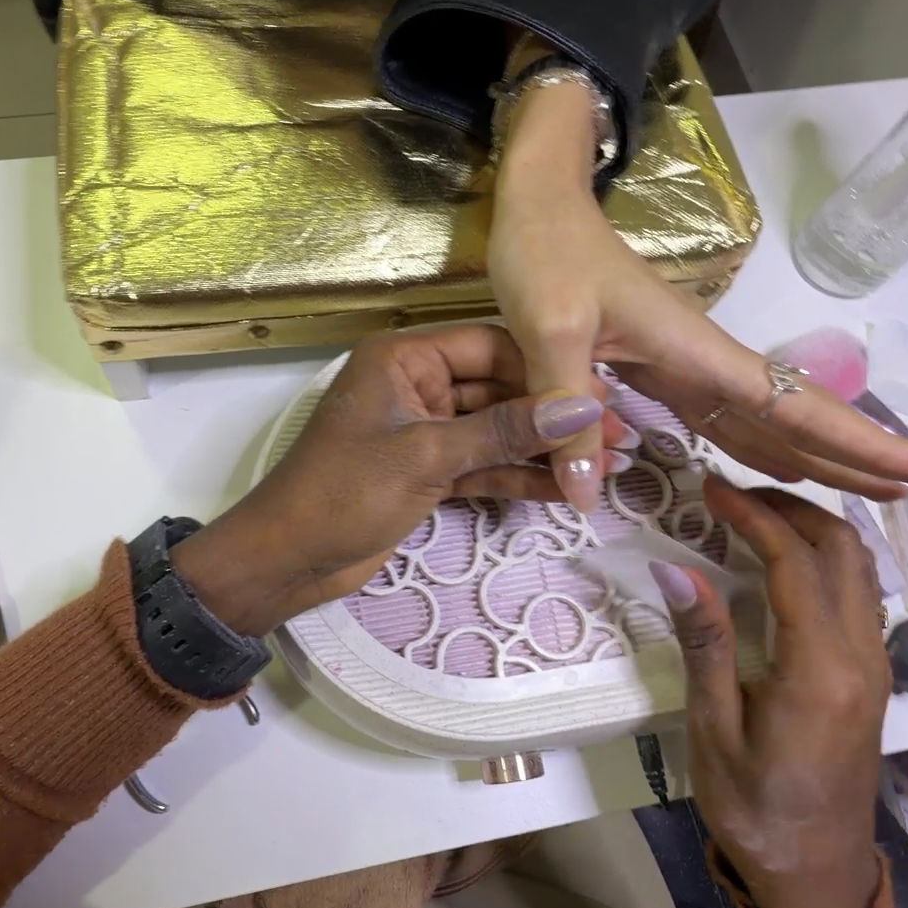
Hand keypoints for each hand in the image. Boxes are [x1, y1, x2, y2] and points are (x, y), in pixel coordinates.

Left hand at [171, 325, 600, 636]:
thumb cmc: (345, 493)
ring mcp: (423, 431)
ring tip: (609, 464)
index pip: (490, 347)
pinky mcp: (427, 472)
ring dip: (543, 451)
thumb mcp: (427, 456)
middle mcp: (415, 385)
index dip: (546, 371)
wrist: (290, 559)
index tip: (604, 391)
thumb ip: (504, 431)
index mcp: (404, 358)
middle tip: (618, 434)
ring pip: (494, 432)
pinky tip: (564, 490)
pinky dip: (516, 477)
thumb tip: (582, 409)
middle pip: (498, 391)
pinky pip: (480, 465)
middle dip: (553, 417)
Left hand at [488, 77, 907, 509]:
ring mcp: (689, 366)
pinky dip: (762, 447)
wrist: (539, 207)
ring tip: (881, 494)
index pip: (809, 409)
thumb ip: (566, 409)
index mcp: (702, 354)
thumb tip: (588, 499)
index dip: (880, 447)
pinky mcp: (662, 369)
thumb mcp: (549, 330)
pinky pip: (725, 418)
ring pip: (770, 422)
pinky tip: (779, 466)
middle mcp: (710, 362)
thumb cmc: (546, 255)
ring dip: (826, 457)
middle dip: (872, 457)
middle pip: (806, 419)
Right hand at [649, 479, 888, 907]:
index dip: (753, 515)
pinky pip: (857, 593)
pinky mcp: (871, 673)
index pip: (795, 561)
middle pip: (842, 549)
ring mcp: (875, 663)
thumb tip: (676, 566)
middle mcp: (862, 654)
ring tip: (751, 515)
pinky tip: (780, 561)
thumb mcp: (713, 729)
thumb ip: (704, 643)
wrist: (816, 871)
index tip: (710, 488)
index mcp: (821, 667)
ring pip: (858, 567)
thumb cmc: (753, 807)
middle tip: (730, 494)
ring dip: (811, 527)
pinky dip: (822, 558)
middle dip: (789, 507)